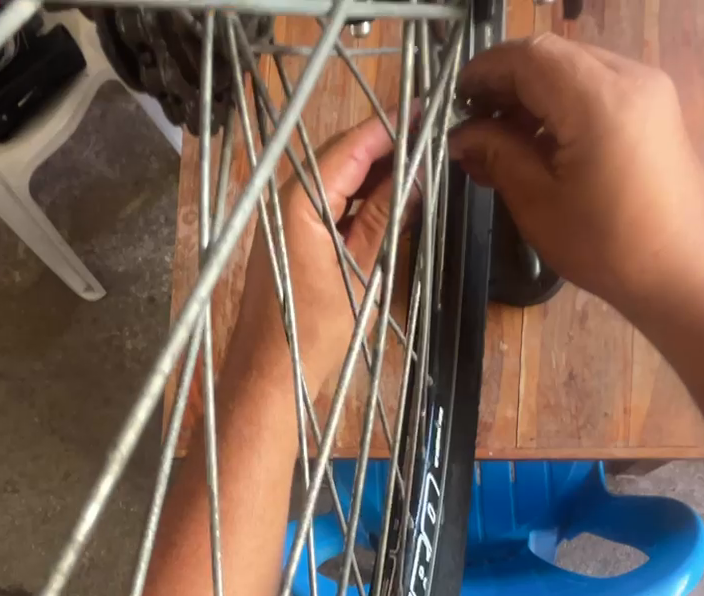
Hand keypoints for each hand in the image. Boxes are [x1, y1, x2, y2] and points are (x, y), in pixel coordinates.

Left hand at [231, 119, 405, 393]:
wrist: (270, 375)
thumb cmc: (314, 333)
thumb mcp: (360, 274)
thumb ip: (385, 218)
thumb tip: (417, 172)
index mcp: (300, 202)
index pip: (352, 147)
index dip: (392, 128)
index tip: (431, 112)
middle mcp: (286, 201)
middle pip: (341, 158)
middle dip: (385, 148)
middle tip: (433, 143)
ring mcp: (283, 220)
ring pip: (334, 181)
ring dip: (372, 176)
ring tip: (419, 173)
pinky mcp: (288, 241)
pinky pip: (326, 207)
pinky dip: (355, 203)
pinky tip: (387, 207)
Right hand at [449, 34, 703, 316]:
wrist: (681, 269)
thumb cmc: (605, 245)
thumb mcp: (538, 203)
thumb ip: (498, 155)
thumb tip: (461, 136)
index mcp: (598, 99)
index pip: (530, 56)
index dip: (484, 70)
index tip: (452, 100)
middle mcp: (628, 77)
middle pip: (552, 57)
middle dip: (504, 84)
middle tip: (468, 126)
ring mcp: (646, 89)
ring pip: (572, 70)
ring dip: (529, 97)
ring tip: (495, 142)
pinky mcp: (651, 108)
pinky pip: (594, 89)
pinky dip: (557, 106)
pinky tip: (532, 145)